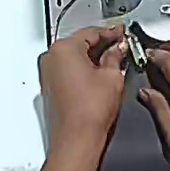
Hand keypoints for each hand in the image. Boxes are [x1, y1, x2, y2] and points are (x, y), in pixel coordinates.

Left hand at [38, 25, 126, 148]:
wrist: (76, 138)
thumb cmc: (88, 111)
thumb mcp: (112, 76)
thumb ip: (115, 56)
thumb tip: (117, 50)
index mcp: (64, 49)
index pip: (91, 32)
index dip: (110, 32)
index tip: (120, 32)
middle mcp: (51, 58)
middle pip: (79, 42)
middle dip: (101, 44)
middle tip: (120, 45)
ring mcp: (48, 73)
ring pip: (73, 57)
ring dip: (92, 57)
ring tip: (113, 60)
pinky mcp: (50, 87)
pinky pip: (68, 70)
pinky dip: (83, 69)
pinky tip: (99, 74)